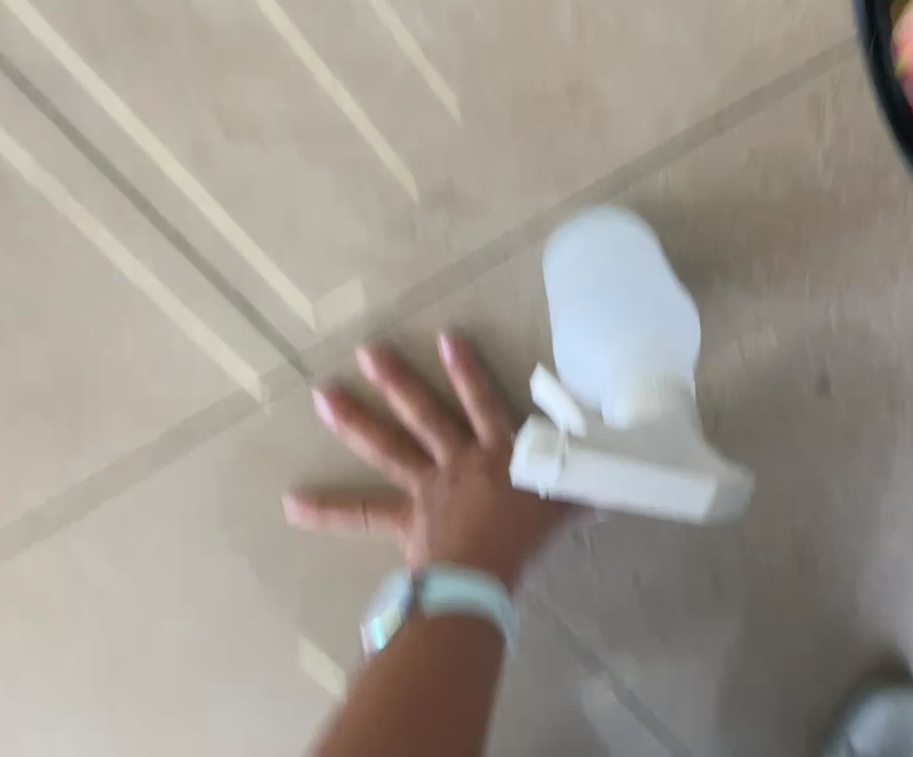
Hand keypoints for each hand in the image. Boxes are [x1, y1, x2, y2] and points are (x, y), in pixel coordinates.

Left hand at [284, 332, 577, 589]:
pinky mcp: (405, 518)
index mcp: (499, 449)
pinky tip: (290, 504)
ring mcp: (427, 487)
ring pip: (389, 448)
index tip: (445, 337)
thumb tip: (623, 474)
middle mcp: (458, 458)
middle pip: (425, 414)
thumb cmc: (532, 533)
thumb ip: (589, 482)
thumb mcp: (573, 499)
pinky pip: (362, 514)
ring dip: (356, 421)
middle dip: (397, 381)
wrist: (486, 576)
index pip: (484, 400)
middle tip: (367, 351)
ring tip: (324, 396)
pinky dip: (327, 509)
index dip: (467, 370)